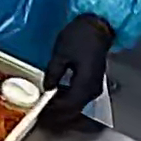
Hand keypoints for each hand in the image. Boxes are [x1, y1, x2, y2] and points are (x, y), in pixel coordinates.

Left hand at [41, 13, 113, 127]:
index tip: (42, 111)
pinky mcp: (94, 84)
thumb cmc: (81, 36)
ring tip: (49, 104)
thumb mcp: (61, 53)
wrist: (98, 28)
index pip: (68, 106)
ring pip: (78, 106)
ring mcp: (95, 89)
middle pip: (74, 110)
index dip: (54, 110)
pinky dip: (69, 100)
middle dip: (59, 113)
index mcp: (85, 84)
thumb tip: (47, 87)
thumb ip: (54, 73)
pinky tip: (59, 95)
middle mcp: (92, 91)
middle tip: (44, 112)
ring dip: (64, 107)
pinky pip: (81, 98)